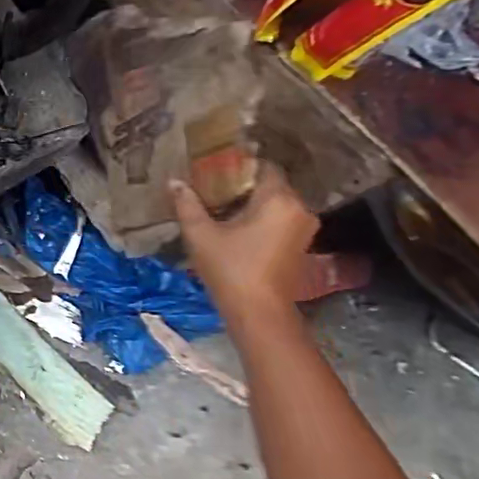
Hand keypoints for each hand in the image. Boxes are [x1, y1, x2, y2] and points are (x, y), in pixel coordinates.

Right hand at [169, 162, 318, 320]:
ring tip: (219, 209)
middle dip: (242, 186)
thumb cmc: (230, 268)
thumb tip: (174, 182)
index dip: (238, 166)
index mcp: (279, 200)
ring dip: (251, 205)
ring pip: (275, 205)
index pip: (263, 167)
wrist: (258, 312)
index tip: (213, 171)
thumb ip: (187, 204)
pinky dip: (260, 220)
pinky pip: (279, 221)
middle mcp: (299, 209)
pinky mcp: (300, 246)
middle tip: (210, 190)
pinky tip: (234, 229)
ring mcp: (303, 230)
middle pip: (270, 186)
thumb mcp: (200, 234)